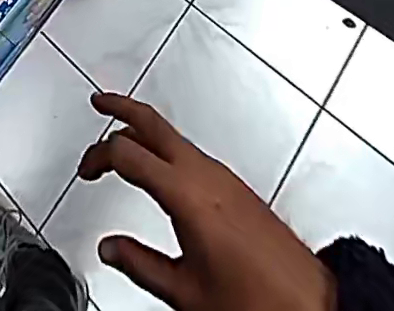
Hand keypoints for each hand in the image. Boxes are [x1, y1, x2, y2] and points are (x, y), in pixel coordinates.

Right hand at [77, 93, 334, 310]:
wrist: (308, 299)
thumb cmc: (256, 298)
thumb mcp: (186, 292)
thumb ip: (141, 264)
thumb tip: (110, 248)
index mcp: (185, 193)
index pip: (129, 153)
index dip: (99, 155)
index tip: (86, 169)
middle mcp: (202, 172)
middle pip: (153, 121)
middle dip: (121, 105)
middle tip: (98, 102)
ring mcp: (219, 172)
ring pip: (171, 133)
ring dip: (142, 128)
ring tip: (120, 136)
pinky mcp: (230, 181)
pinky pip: (187, 149)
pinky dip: (163, 144)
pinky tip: (157, 163)